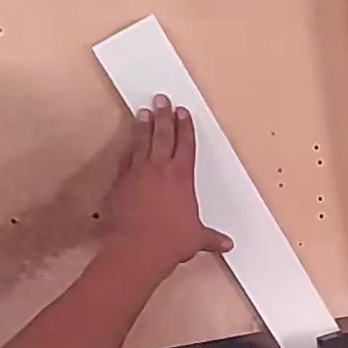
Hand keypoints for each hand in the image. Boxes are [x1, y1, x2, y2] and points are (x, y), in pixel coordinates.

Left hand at [102, 94, 233, 272]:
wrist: (138, 248)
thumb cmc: (171, 241)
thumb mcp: (196, 238)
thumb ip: (211, 238)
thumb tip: (226, 244)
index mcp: (182, 177)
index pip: (186, 145)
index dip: (186, 127)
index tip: (184, 112)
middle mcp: (159, 170)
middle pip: (163, 135)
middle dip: (164, 116)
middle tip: (162, 100)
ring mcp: (137, 174)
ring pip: (141, 142)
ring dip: (143, 126)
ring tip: (144, 112)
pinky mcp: (120, 184)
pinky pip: (125, 159)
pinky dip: (128, 149)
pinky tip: (128, 144)